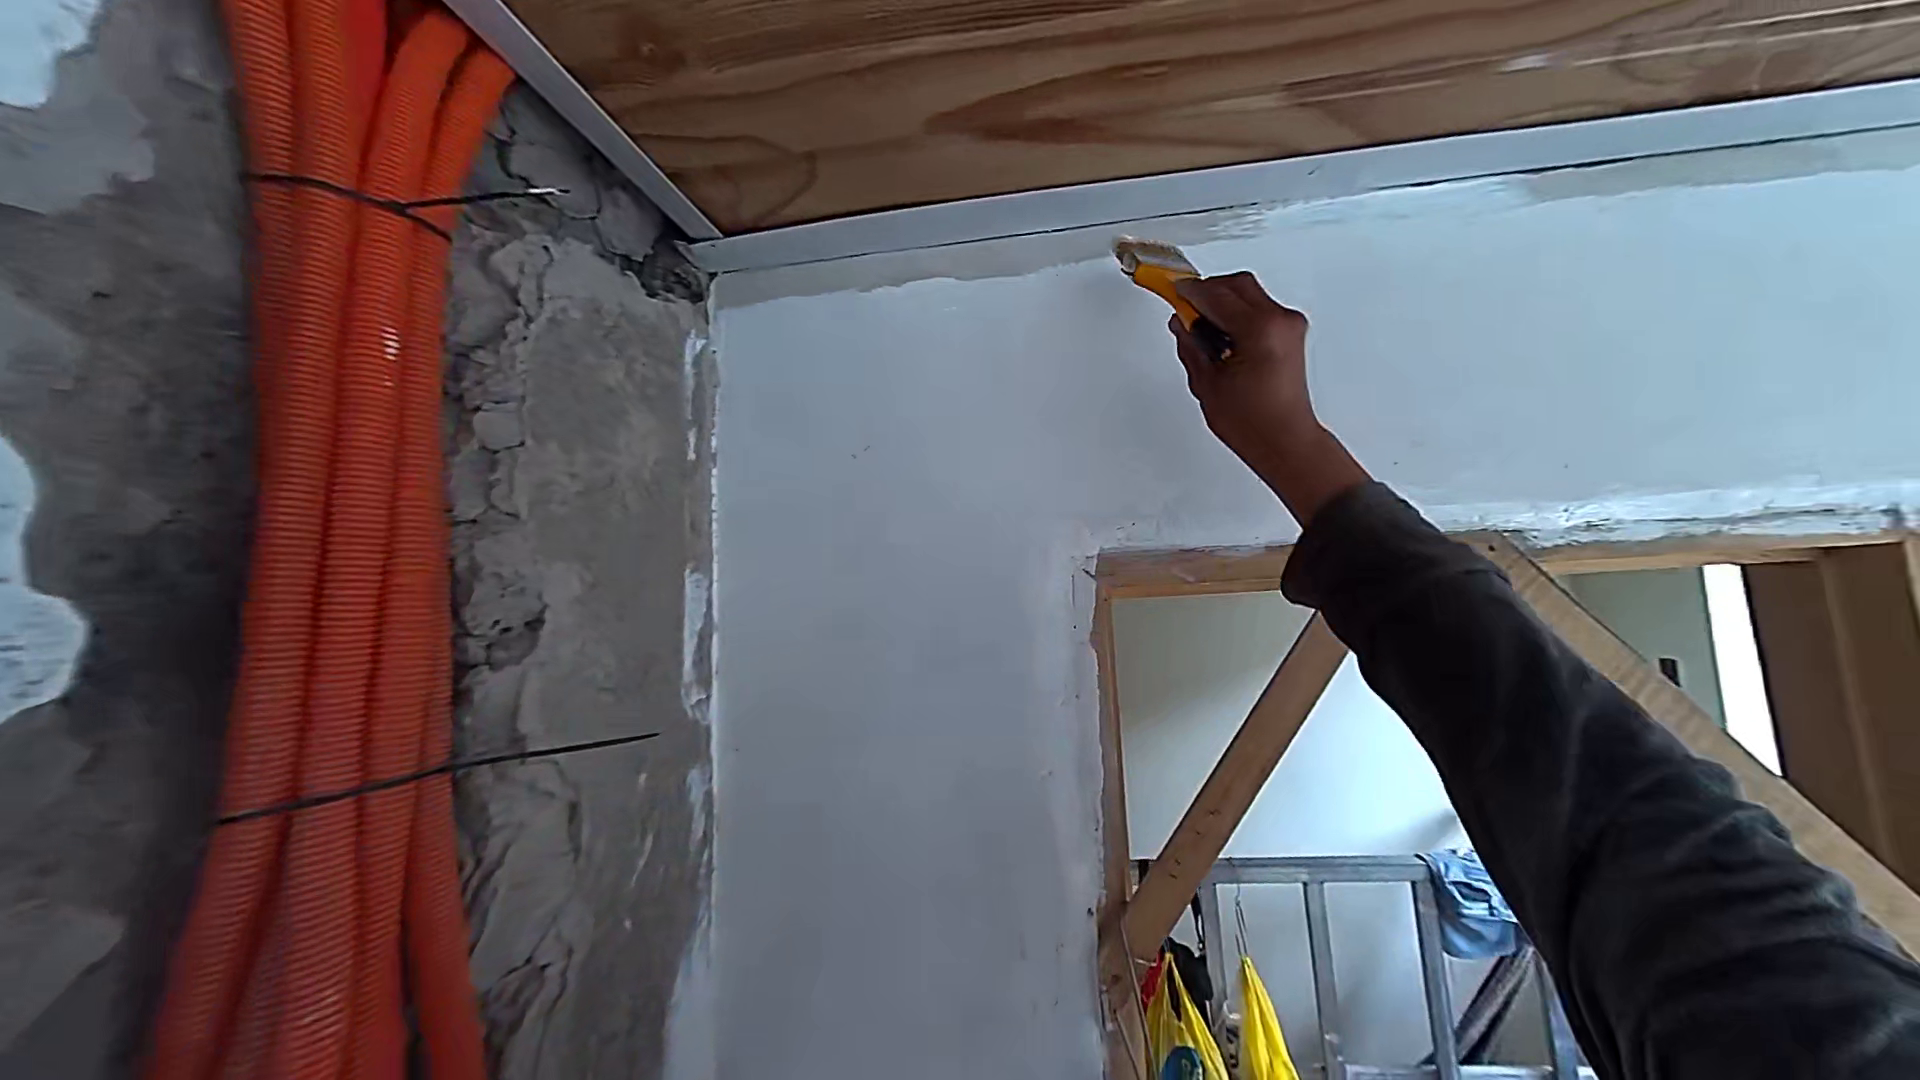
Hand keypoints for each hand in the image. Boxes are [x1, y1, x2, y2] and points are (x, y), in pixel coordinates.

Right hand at [1170, 273, 1370, 524]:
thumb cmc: (1253, 421)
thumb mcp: (1207, 382)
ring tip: (1199, 324)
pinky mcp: (1290, 333)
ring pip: (1249, 293)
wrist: (1283, 439)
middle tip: (1181, 304)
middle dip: (1206, 291)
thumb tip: (1182, 324)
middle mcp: (1280, 321)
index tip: (1169, 287)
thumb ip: (1191, 345)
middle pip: (1236, 285)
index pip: (1215, 295)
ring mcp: (1289, 325)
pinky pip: (1260, 308)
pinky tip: (1219, 331)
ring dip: (1222, 301)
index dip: (1187, 292)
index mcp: (1259, 329)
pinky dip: (1237, 312)